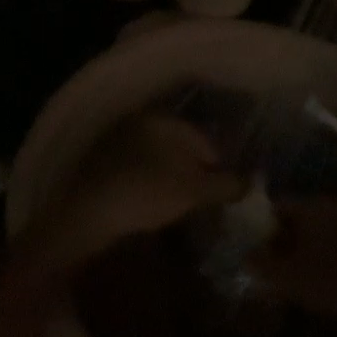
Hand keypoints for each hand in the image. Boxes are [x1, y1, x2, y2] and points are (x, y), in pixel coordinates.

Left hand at [23, 113, 246, 271]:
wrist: (87, 216)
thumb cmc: (148, 194)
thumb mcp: (196, 191)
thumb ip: (226, 184)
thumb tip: (249, 183)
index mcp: (163, 120)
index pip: (204, 140)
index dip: (219, 167)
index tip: (223, 194)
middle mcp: (137, 122)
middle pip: (179, 148)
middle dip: (193, 172)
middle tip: (202, 201)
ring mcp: (114, 142)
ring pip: (156, 160)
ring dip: (169, 180)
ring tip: (178, 207)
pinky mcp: (97, 165)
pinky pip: (134, 172)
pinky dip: (147, 186)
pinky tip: (149, 208)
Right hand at [248, 197, 336, 336]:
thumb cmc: (327, 283)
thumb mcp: (284, 276)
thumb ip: (259, 262)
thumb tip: (245, 254)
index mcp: (313, 207)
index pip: (277, 204)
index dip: (260, 223)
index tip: (251, 242)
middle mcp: (332, 206)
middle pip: (296, 213)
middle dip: (279, 233)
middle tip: (266, 256)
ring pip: (313, 225)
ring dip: (298, 242)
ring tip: (286, 266)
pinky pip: (329, 235)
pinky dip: (316, 248)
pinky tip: (311, 269)